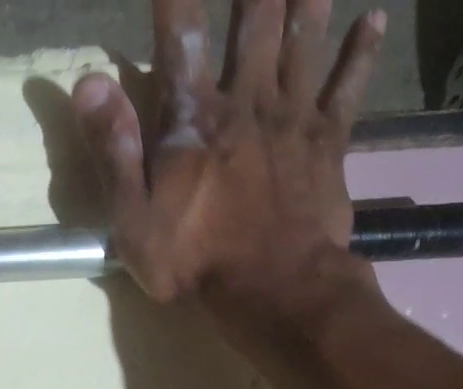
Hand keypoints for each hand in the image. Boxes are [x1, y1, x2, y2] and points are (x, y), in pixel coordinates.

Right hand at [70, 0, 384, 306]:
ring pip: (304, 40)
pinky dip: (362, 51)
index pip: (181, 39)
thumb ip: (113, 147)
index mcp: (193, 120)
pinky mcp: (328, 142)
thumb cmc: (191, 259)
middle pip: (255, 23)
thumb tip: (89, 82)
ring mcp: (293, 118)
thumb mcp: (131, 216)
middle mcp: (247, 102)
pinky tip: (374, 20)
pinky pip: (349, 86)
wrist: (273, 288)